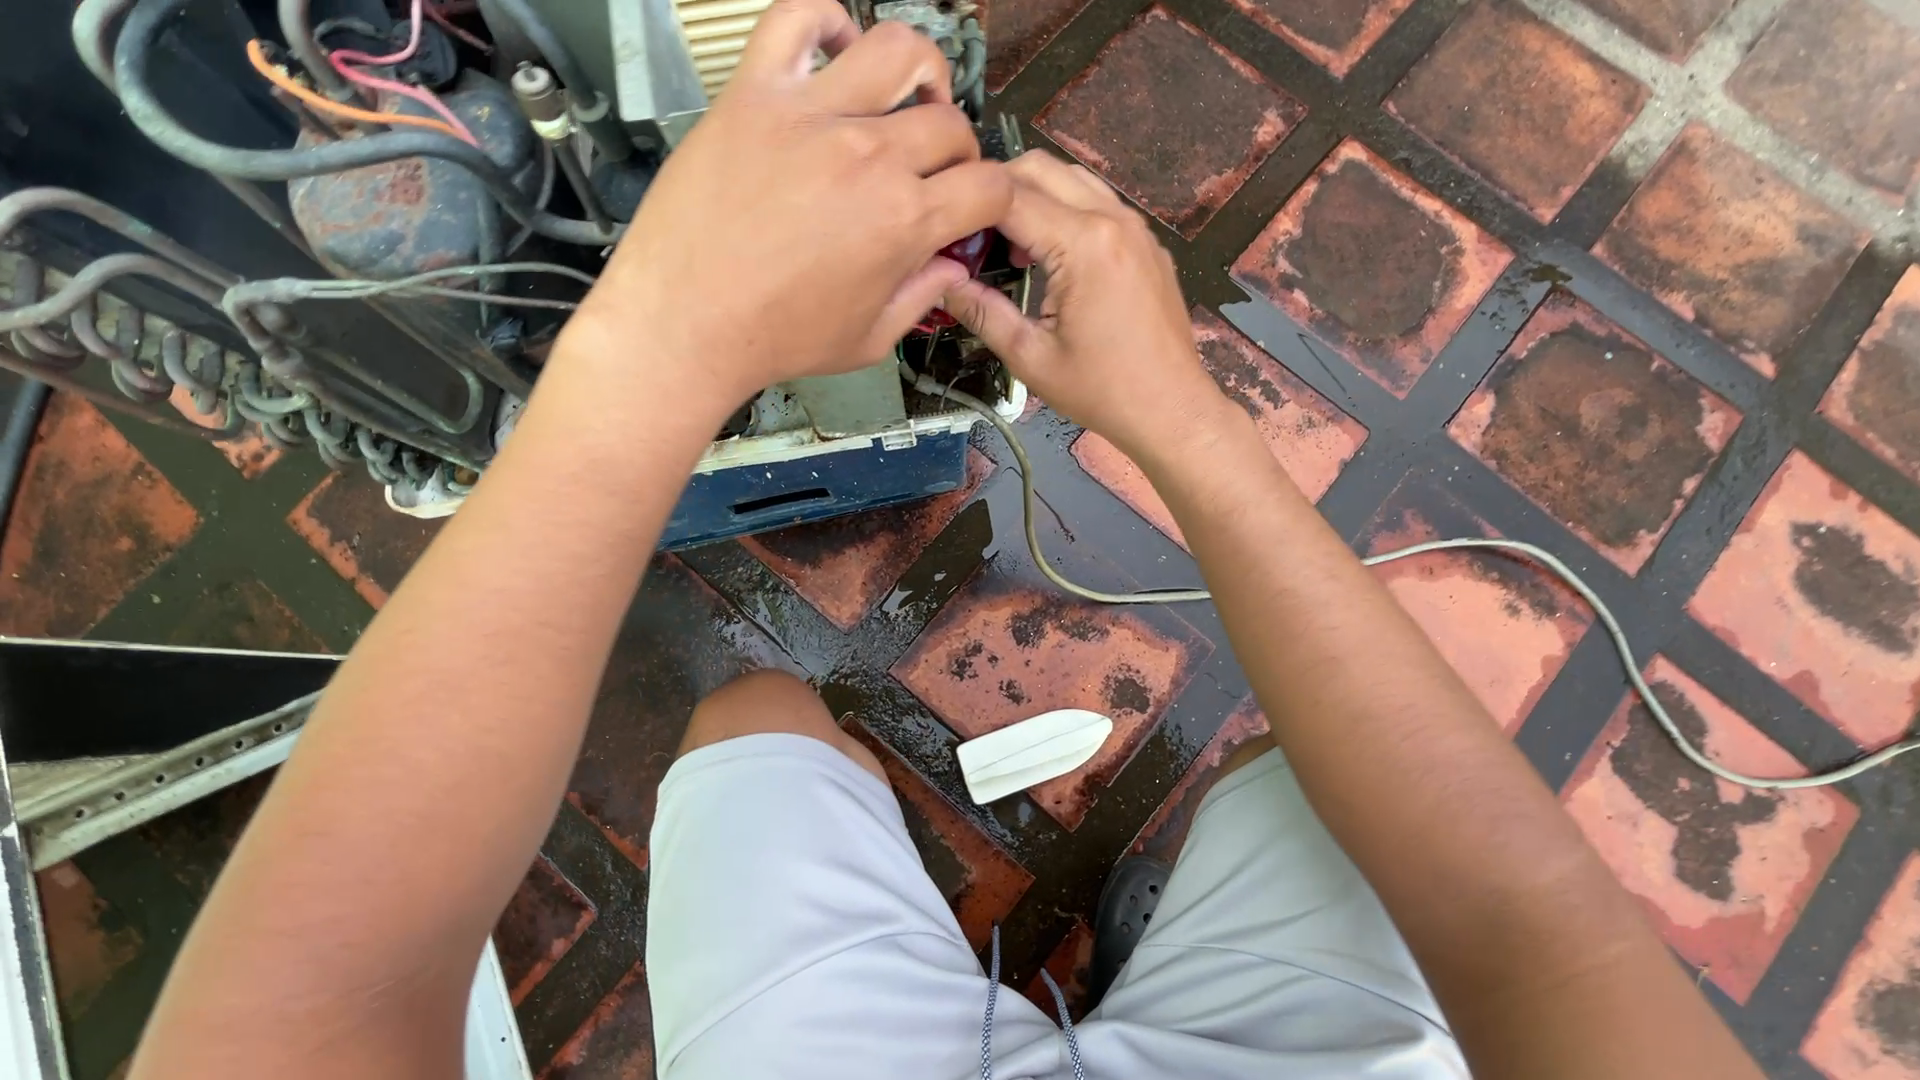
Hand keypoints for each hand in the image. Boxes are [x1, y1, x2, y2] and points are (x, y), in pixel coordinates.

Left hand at [562, 0, 1011, 405]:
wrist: (684, 324)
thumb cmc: (775, 339)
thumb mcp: (869, 340)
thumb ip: (923, 297)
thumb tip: (952, 268)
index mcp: (904, 222)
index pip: (988, 187)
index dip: (994, 200)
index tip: (975, 210)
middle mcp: (869, 157)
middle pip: (950, 123)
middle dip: (958, 153)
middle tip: (934, 175)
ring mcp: (810, 116)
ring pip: (897, 51)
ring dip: (921, 73)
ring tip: (909, 98)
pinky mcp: (755, 95)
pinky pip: (797, 18)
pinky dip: (826, 19)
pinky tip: (836, 50)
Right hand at [938, 152, 1225, 458]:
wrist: (1171, 409)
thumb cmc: (1101, 390)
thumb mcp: (1030, 357)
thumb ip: (983, 312)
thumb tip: (942, 283)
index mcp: (1083, 244)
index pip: (1010, 196)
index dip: (969, 206)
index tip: (945, 228)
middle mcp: (1113, 219)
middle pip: (1042, 167)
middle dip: (998, 189)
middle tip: (971, 230)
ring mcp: (1137, 227)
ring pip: (1073, 178)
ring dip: (1034, 195)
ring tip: (1009, 244)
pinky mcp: (1148, 244)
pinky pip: (1099, 203)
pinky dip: (1066, 210)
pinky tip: (1050, 256)